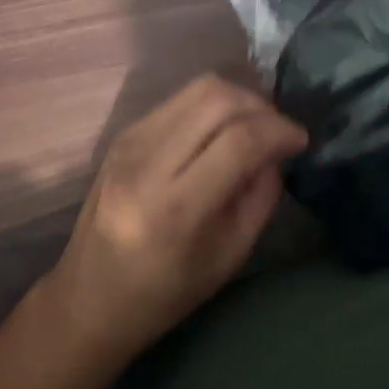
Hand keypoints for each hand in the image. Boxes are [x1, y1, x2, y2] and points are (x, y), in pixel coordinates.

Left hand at [37, 75, 306, 362]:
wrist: (88, 299)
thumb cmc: (165, 293)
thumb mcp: (229, 257)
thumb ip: (261, 196)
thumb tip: (277, 147)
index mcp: (175, 210)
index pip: (238, 142)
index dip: (279, 130)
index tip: (300, 140)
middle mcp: (147, 165)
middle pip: (217, 99)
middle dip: (261, 105)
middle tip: (279, 130)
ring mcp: (129, 143)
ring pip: (198, 88)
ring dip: (239, 98)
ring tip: (256, 124)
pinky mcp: (123, 133)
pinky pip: (179, 99)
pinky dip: (212, 105)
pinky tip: (223, 130)